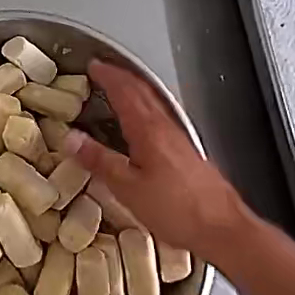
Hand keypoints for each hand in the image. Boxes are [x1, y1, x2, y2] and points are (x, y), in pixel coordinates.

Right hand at [63, 60, 260, 267]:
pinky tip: (141, 124)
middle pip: (143, 92)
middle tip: (103, 71)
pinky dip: (144, 109)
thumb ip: (99, 161)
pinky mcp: (187, 153)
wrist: (223, 229)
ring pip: (153, 103)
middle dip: (121, 77)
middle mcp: (166, 128)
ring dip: (134, 91)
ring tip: (118, 90)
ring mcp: (179, 139)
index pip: (126, 92)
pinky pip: (160, 118)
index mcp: (149, 130)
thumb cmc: (177, 209)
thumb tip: (71, 139)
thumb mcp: (127, 187)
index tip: (94, 65)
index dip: (108, 76)